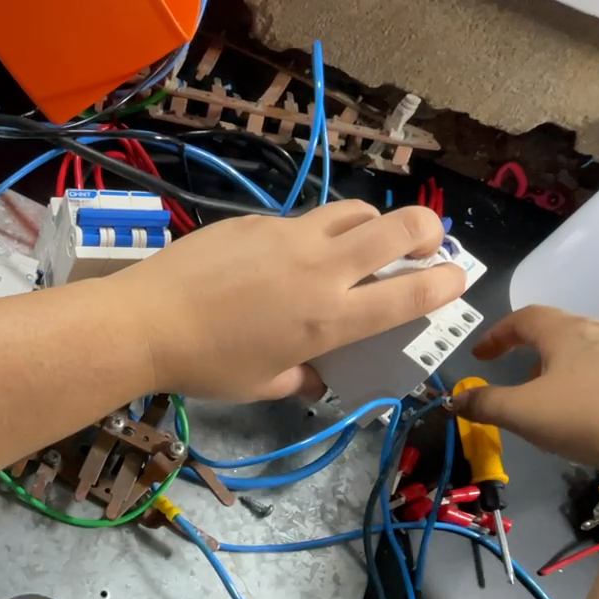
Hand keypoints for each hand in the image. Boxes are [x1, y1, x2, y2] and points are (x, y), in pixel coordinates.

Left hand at [103, 201, 467, 401]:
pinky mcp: (256, 221)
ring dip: (371, 225)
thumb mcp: (257, 385)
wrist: (145, 323)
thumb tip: (313, 381)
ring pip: (354, 212)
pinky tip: (285, 255)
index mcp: (330, 319)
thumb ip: (297, 379)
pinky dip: (312, 232)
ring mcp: (288, 237)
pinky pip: (301, 219)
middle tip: (422, 247)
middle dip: (429, 232)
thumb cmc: (203, 365)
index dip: (446, 284)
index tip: (453, 281)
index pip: (412, 294)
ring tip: (358, 244)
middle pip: (404, 226)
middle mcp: (321, 269)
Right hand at [456, 306, 598, 474]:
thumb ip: (483, 404)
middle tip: (522, 385)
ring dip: (572, 373)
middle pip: (566, 334)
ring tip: (562, 406)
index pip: (527, 318)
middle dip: (537, 357)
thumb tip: (454, 400)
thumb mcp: (521, 413)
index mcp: (570, 334)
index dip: (498, 334)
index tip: (482, 355)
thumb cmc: (587, 415)